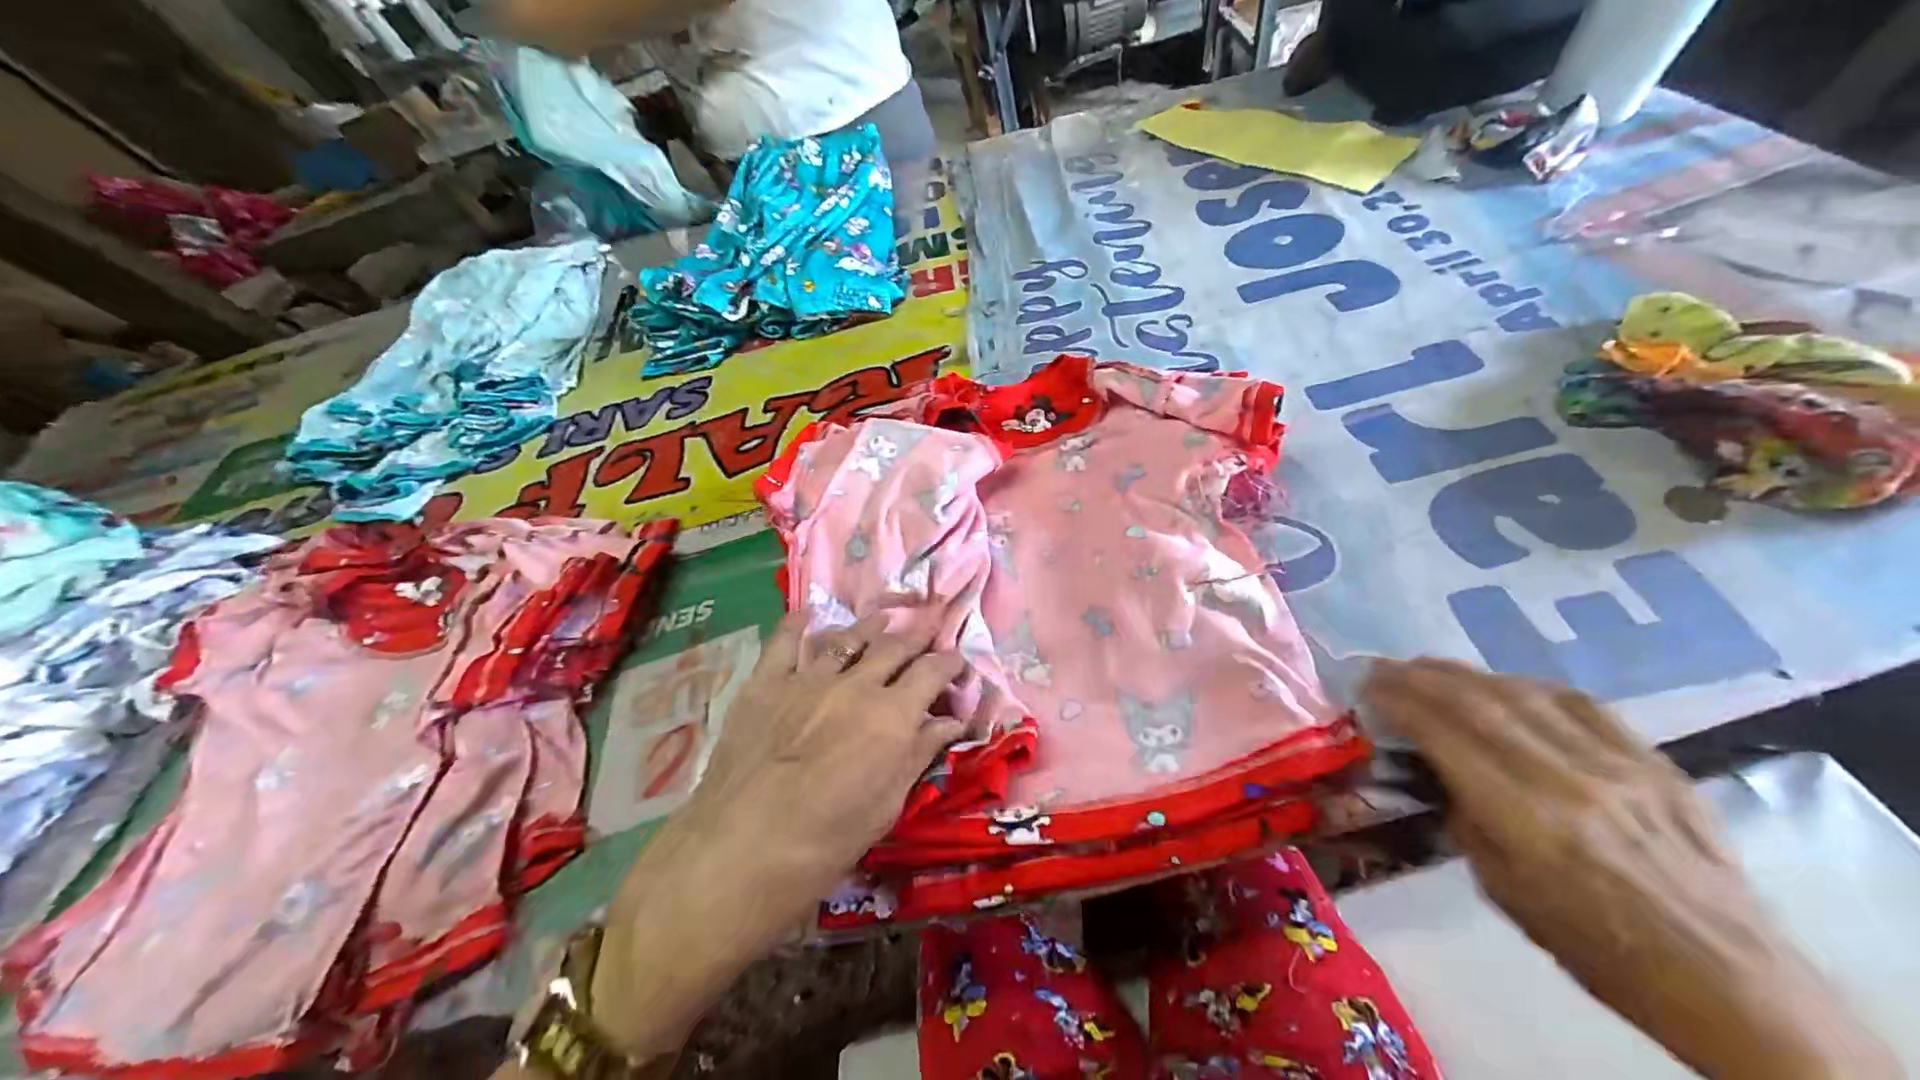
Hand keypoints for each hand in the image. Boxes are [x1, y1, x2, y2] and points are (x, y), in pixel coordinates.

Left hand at [673, 611, 966, 901]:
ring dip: (869, 627)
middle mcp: (855, 685)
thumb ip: (918, 753)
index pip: (931, 674)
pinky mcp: (765, 683)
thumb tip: (951, 722)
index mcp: (892, 715)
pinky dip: (797, 625)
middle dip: (917, 635)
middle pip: (894, 647)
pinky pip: (784, 643)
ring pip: (846, 639)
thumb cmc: (828, 839)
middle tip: (930, 626)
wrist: (744, 846)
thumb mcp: (888, 803)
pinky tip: (807, 614)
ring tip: (882, 619)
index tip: (958, 659)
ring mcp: (807, 679)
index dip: (949, 663)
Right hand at [1362, 659, 1897, 1079]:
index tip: (1366, 685)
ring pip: (1525, 693)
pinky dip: (1529, 685)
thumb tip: (1435, 768)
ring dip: (1467, 674)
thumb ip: (1464, 815)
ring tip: (1430, 667)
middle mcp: (1567, 775)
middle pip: (1478, 702)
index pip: (1444, 732)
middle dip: (1421, 676)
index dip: (1398, 700)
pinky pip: (1581, 704)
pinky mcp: (1654, 761)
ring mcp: (1617, 763)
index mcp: (1524, 815)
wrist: (1719, 975)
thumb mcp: (1499, 886)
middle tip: (1384, 667)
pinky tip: (1505, 684)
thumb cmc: (1590, 943)